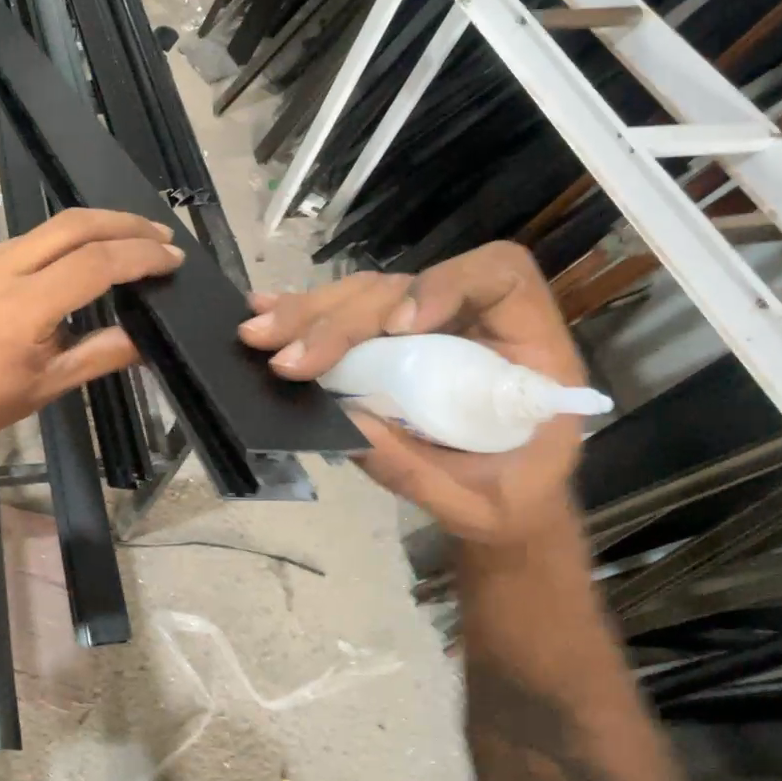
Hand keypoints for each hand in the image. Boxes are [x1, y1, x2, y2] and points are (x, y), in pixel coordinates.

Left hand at [0, 208, 184, 465]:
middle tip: (162, 235)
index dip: (139, 256)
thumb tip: (155, 332)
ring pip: (46, 230)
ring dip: (92, 231)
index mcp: (18, 310)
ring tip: (130, 243)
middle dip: (123, 224)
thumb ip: (108, 351)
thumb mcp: (56, 382)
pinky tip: (78, 259)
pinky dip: (56, 246)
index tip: (173, 258)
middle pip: (71, 225)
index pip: (92, 263)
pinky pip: (21, 241)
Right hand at [237, 242, 585, 545]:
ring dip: (306, 313)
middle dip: (342, 318)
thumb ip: (420, 469)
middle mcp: (470, 321)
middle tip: (289, 357)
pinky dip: (301, 312)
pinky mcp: (384, 338)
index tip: (400, 328)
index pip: (496, 276)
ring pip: (361, 294)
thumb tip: (348, 422)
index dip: (447, 285)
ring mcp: (422, 324)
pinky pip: (341, 310)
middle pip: (401, 287)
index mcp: (525, 348)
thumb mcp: (475, 503)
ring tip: (256, 335)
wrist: (500, 504)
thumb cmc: (508, 503)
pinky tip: (262, 312)